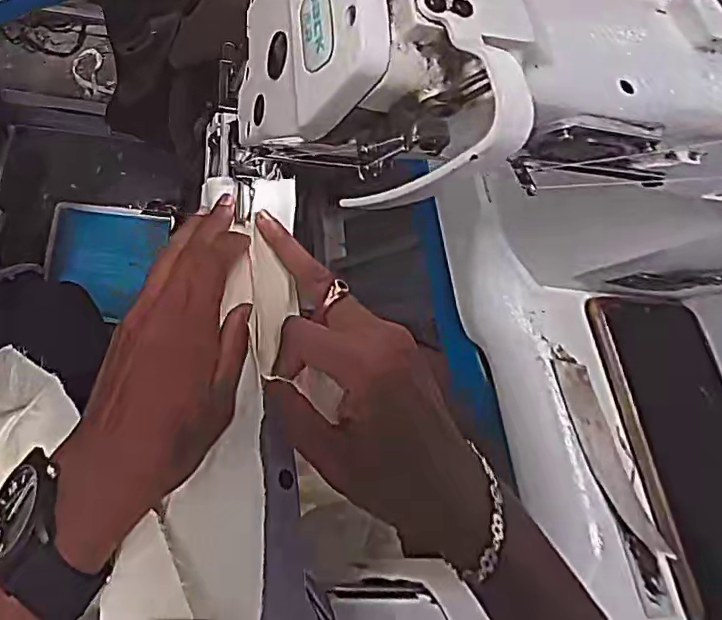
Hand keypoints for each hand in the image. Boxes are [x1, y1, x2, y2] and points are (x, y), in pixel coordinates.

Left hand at [50, 197, 252, 572]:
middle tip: (224, 205)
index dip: (230, 244)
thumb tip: (240, 317)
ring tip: (203, 220)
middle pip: (185, 251)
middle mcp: (160, 312)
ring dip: (187, 235)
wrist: (111, 461)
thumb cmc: (165, 440)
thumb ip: (232, 349)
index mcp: (189, 326)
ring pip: (165, 259)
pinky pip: (152, 277)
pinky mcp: (126, 326)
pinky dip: (170, 258)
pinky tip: (179, 259)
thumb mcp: (220, 401)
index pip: (211, 264)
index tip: (244, 237)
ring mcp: (139, 316)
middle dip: (208, 224)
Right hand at [255, 212, 493, 571]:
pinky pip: (357, 318)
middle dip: (291, 258)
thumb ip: (291, 411)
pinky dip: (330, 316)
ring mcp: (396, 338)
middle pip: (326, 287)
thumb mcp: (330, 458)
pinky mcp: (401, 344)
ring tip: (283, 266)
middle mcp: (384, 340)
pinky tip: (315, 329)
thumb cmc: (404, 482)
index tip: (276, 374)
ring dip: (309, 292)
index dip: (279, 352)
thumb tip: (272, 381)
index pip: (300, 331)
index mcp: (366, 366)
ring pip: (340, 299)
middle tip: (268, 230)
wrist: (452, 492)